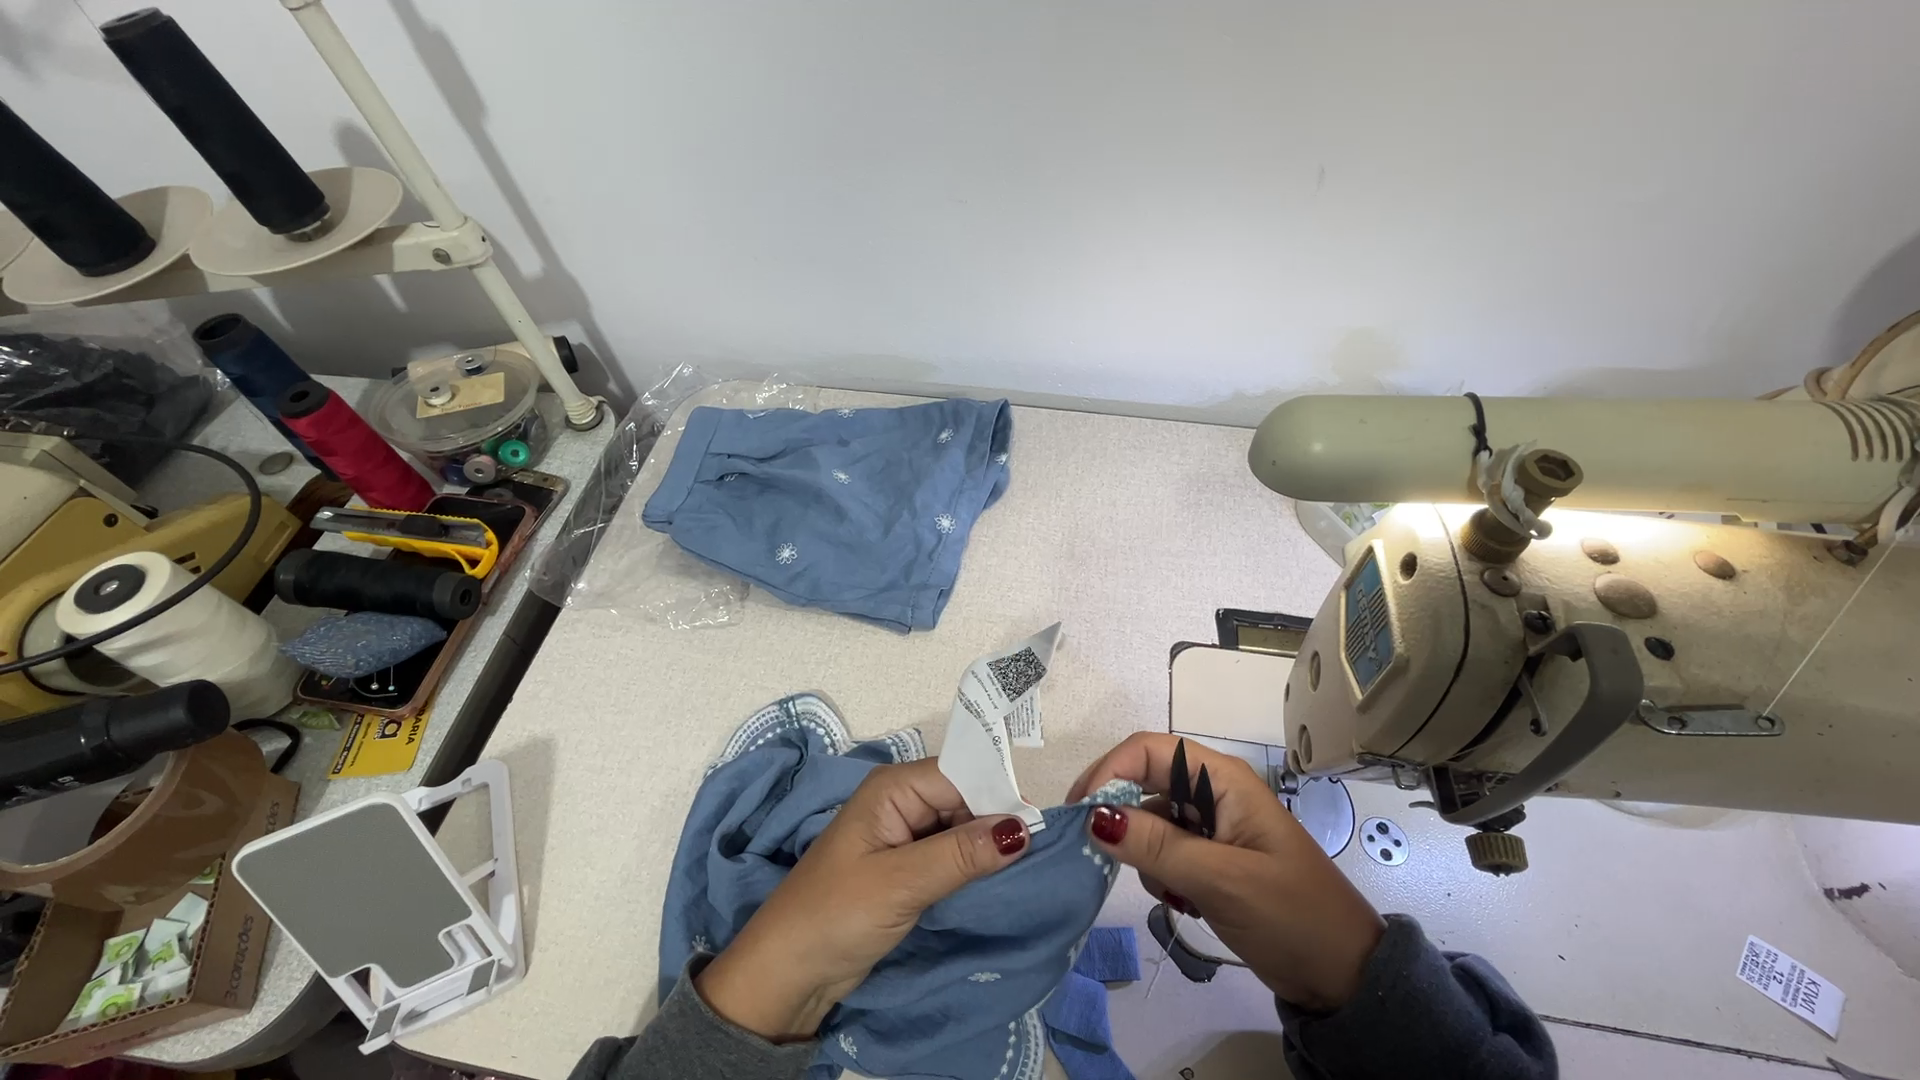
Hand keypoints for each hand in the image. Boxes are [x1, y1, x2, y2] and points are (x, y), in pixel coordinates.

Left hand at [695, 758, 1030, 1040]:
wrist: (788, 973)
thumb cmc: (835, 914)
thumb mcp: (901, 883)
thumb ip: (961, 854)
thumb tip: (1023, 828)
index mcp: (894, 788)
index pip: (961, 774)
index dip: (999, 795)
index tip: (1038, 828)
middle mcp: (902, 801)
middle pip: (966, 797)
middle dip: (997, 822)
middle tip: (1036, 856)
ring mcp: (905, 835)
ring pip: (963, 827)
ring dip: (988, 848)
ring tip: (1025, 870)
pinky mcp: (908, 867)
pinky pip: (953, 854)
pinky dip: (974, 866)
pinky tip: (997, 881)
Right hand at [1068, 733, 1384, 1011]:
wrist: (1344, 977)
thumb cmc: (1292, 916)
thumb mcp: (1220, 879)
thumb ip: (1156, 846)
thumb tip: (1094, 818)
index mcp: (1223, 780)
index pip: (1150, 750)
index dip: (1110, 769)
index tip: (1080, 810)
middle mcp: (1214, 792)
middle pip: (1145, 780)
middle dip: (1117, 810)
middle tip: (1091, 847)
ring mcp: (1213, 825)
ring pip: (1150, 817)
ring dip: (1140, 848)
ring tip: (1163, 890)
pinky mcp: (1211, 857)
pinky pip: (1164, 848)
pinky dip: (1157, 870)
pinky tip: (1177, 900)